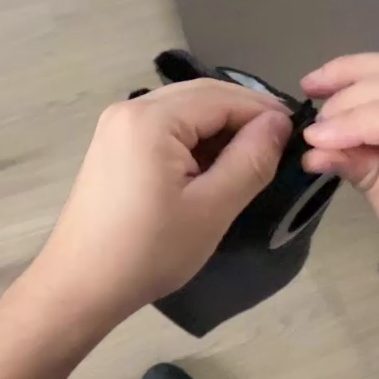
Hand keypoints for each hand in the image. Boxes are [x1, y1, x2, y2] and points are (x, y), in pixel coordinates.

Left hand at [27, 80, 292, 323]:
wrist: (81, 283)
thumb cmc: (148, 250)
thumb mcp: (211, 209)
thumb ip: (249, 160)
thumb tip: (278, 123)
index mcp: (151, 118)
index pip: (221, 97)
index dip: (262, 111)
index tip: (297, 136)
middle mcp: (130, 108)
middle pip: (199, 95)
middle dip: (242, 113)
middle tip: (280, 144)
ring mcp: (116, 124)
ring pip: (182, 108)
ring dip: (218, 125)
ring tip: (251, 156)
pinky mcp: (113, 143)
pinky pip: (163, 124)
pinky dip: (192, 136)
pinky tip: (212, 164)